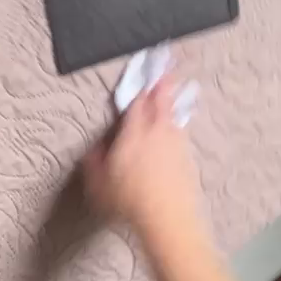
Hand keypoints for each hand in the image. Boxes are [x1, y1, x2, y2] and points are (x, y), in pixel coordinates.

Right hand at [84, 71, 201, 235]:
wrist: (168, 217)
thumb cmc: (129, 200)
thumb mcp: (99, 184)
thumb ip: (95, 163)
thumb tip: (94, 149)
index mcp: (134, 133)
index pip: (137, 102)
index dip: (140, 84)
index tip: (145, 68)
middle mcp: (158, 132)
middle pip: (162, 100)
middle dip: (164, 81)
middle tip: (168, 63)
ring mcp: (176, 143)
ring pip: (173, 114)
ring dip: (172, 100)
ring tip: (173, 89)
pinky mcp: (187, 157)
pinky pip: (180, 132)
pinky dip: (176, 124)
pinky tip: (174, 127)